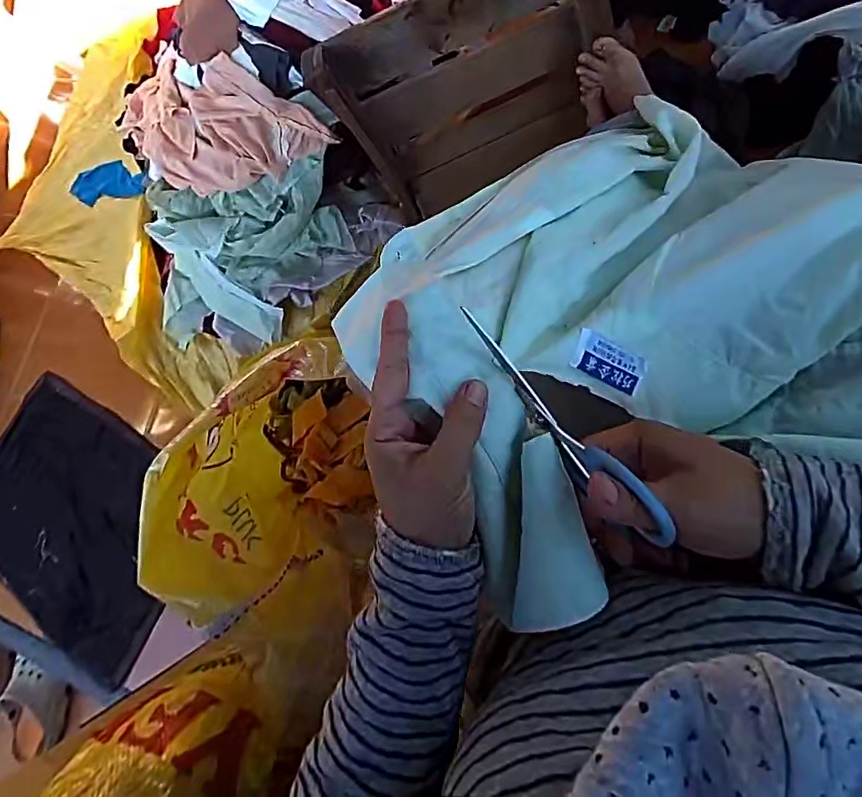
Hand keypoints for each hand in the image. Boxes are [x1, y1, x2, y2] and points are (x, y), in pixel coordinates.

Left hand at [366, 300, 487, 549]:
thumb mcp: (444, 470)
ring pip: (430, 391)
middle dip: (418, 346)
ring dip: (442, 367)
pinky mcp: (440, 443)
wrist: (437, 557)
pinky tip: (472, 374)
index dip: (395, 340)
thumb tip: (475, 383)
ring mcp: (420, 434)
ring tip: (452, 334)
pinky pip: (448, 408)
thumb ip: (460, 426)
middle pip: (408, 378)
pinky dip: (458, 390)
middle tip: (428, 310)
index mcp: (386, 430)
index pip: (391, 377)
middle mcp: (398, 426)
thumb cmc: (429, 513)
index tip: (397, 306)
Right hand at [580, 420, 764, 567]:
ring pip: (621, 514)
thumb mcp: (676, 505)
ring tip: (661, 558)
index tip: (593, 525)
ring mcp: (655, 483)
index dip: (584, 488)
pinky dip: (651, 546)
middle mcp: (642, 457)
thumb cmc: (725, 503)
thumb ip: (630, 502)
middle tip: (628, 554)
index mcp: (639, 440)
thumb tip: (589, 489)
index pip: (589, 455)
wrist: (780, 525)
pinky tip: (671, 559)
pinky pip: (642, 526)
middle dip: (614, 526)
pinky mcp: (667, 507)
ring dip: (633, 541)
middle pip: (602, 490)